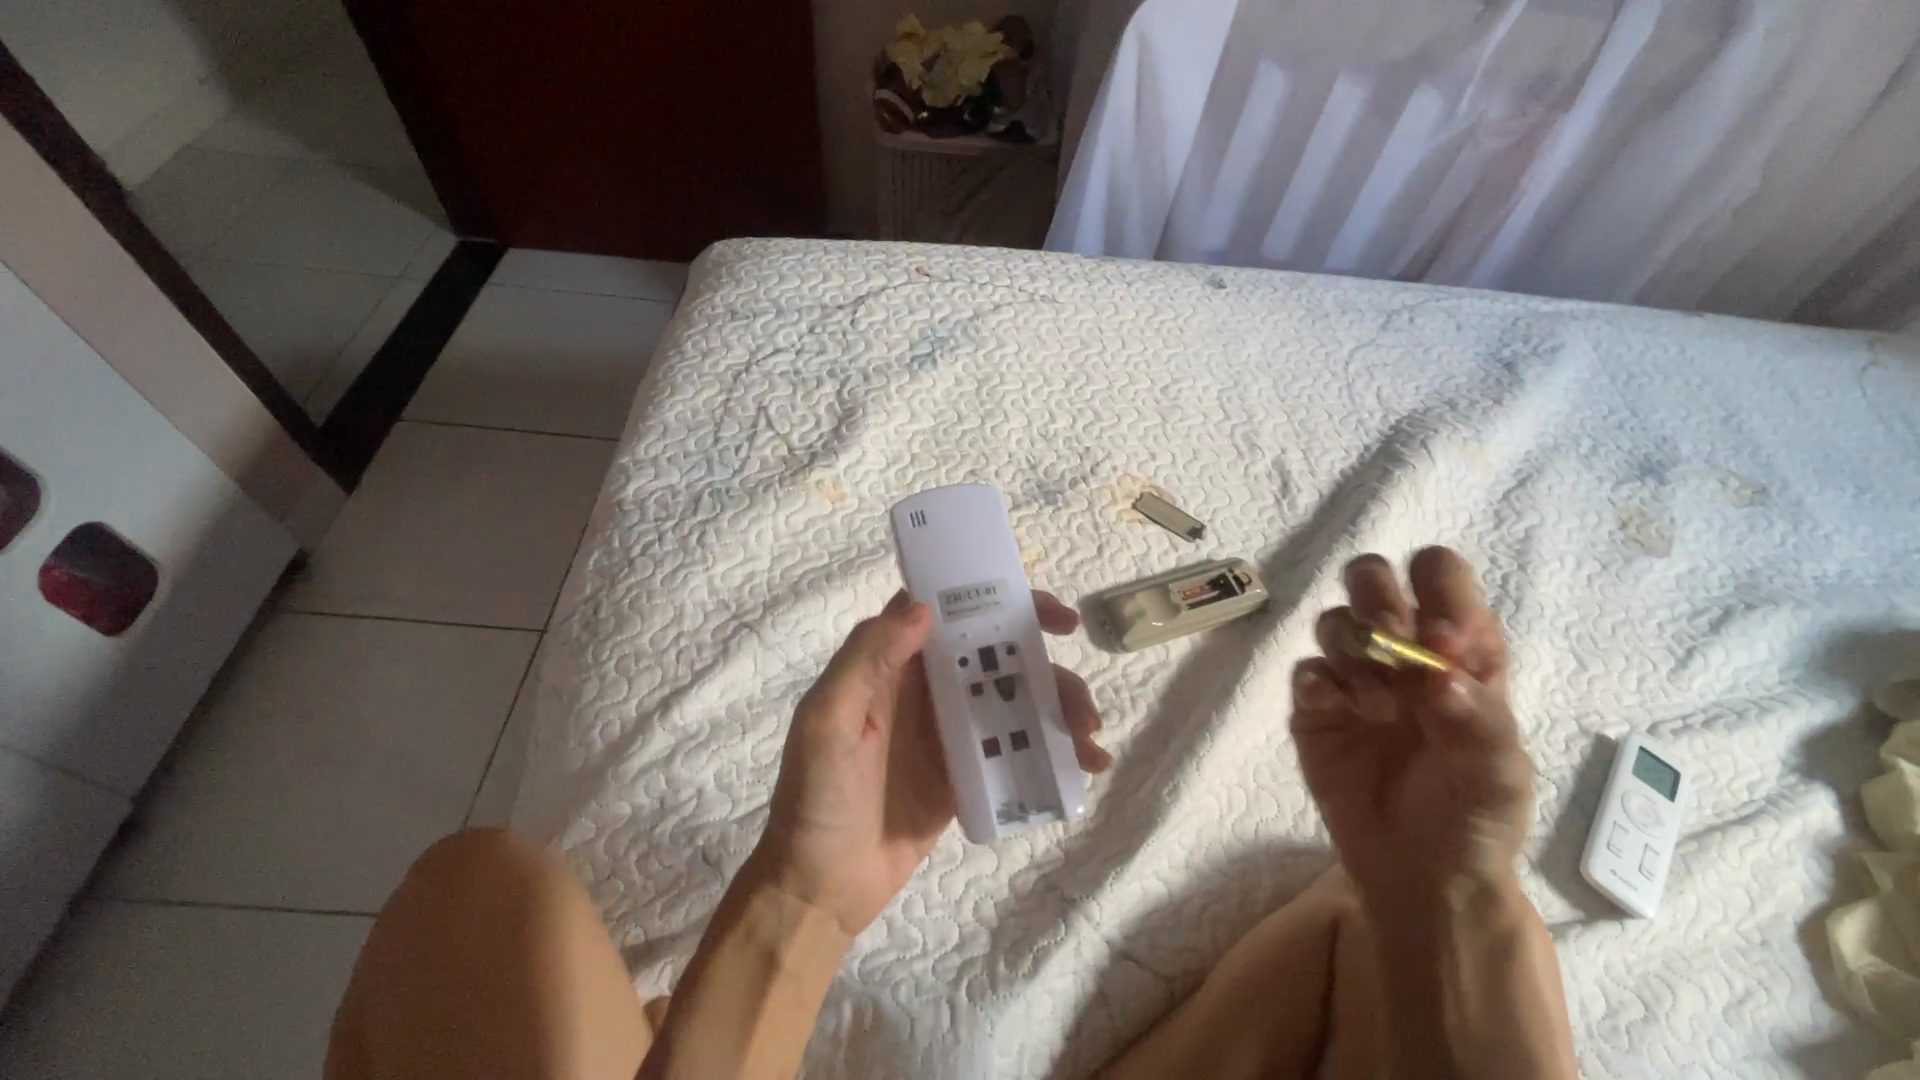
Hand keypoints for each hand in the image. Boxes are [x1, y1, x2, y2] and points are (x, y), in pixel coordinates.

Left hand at [749, 590, 1108, 935]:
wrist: (822, 886)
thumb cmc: (816, 798)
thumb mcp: (828, 721)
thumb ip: (867, 659)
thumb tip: (925, 608)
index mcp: (889, 666)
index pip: (948, 614)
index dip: (999, 601)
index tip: (1047, 613)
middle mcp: (923, 690)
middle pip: (994, 655)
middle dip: (1045, 661)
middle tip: (1080, 686)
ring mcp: (948, 732)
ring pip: (1013, 699)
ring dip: (1057, 705)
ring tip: (1090, 732)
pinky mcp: (965, 773)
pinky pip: (1015, 747)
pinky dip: (1053, 749)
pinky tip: (1084, 764)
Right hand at [1290, 547, 1533, 900]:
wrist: (1420, 872)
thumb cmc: (1474, 814)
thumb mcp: (1498, 771)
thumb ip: (1479, 717)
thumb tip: (1439, 673)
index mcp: (1460, 651)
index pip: (1442, 578)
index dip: (1438, 590)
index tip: (1443, 641)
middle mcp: (1402, 651)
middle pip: (1371, 579)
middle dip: (1376, 599)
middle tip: (1390, 640)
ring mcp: (1354, 677)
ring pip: (1334, 621)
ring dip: (1353, 652)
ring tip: (1378, 709)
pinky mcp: (1315, 707)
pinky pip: (1305, 671)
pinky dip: (1318, 683)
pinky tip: (1335, 711)